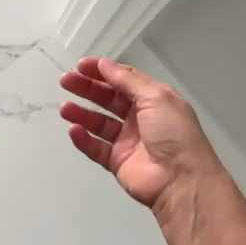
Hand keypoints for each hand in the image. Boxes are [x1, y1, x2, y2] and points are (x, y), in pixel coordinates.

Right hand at [59, 57, 222, 208]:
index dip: (103, 71)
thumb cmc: (173, 133)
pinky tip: (73, 130)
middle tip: (66, 81)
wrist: (181, 180)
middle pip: (109, 99)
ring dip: (81, 113)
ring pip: (99, 123)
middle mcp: (140, 118)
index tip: (81, 66)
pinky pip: (96, 148)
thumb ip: (127, 81)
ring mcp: (128, 141)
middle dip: (87, 88)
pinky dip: (84, 139)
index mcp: (154, 99)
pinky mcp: (117, 162)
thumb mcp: (156, 98)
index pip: (124, 80)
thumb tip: (104, 63)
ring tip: (64, 108)